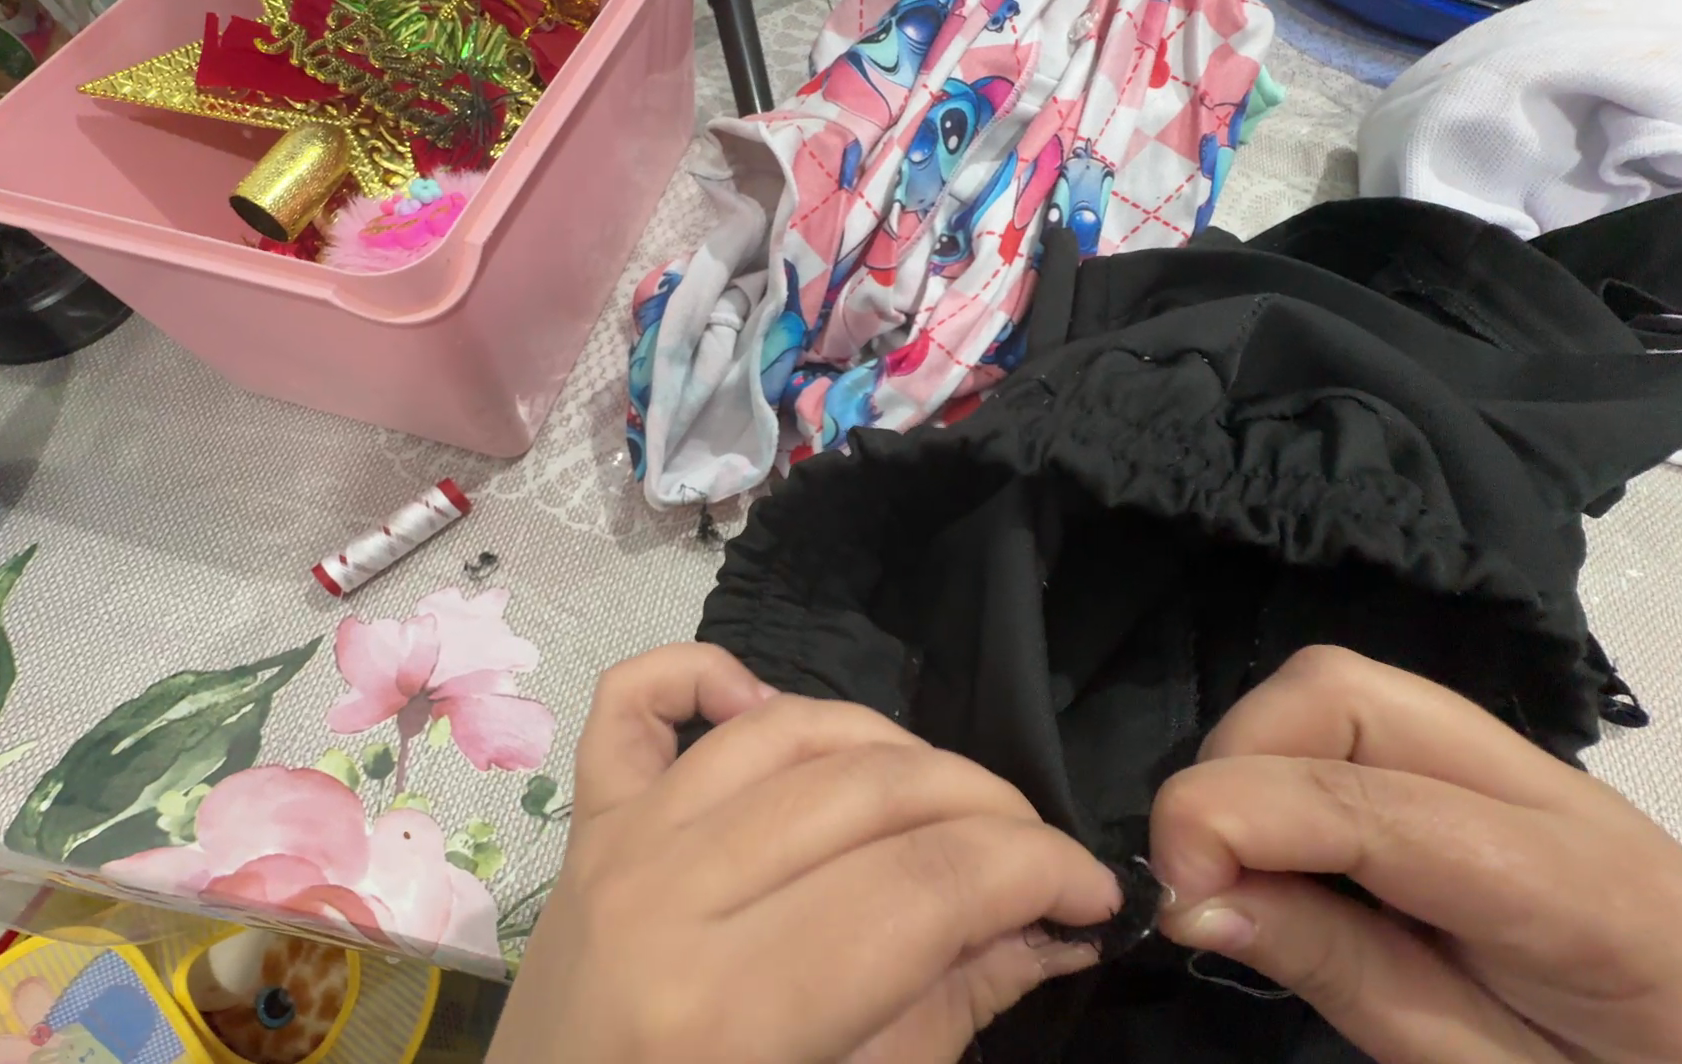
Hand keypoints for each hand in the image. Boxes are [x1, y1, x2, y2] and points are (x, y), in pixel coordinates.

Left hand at [489, 643, 1123, 1063]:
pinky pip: (634, 697)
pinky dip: (700, 672)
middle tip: (1034, 848)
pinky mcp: (591, 816)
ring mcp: (619, 840)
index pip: (921, 887)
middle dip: (983, 806)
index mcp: (731, 1010)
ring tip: (938, 794)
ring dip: (888, 743)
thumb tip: (1055, 920)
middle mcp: (668, 897)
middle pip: (864, 795)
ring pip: (784, 730)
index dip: (1033, 869)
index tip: (1090, 888)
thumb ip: (955, 1001)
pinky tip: (755, 696)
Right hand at [1151, 645, 1681, 1063]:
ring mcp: (1516, 764)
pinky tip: (1290, 845)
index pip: (1373, 804)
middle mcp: (1554, 791)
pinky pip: (1340, 720)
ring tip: (1246, 857)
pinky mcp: (1474, 764)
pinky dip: (1276, 763)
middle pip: (1341, 691)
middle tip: (1208, 864)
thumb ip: (1338, 972)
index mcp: (1595, 897)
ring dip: (1249, 757)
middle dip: (1236, 759)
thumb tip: (1187, 900)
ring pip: (1331, 687)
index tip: (1173, 889)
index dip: (1235, 817)